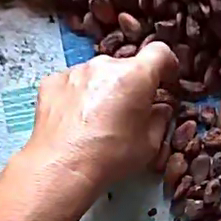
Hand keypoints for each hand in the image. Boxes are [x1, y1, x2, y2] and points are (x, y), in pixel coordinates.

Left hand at [18, 42, 176, 202]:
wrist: (62, 168)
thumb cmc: (108, 157)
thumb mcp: (150, 145)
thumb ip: (161, 119)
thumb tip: (160, 110)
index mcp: (135, 76)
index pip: (160, 53)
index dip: (167, 66)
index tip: (166, 81)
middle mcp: (105, 66)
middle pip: (127, 66)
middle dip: (132, 85)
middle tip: (130, 112)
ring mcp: (76, 72)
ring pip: (98, 74)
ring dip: (104, 90)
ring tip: (99, 120)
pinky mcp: (52, 82)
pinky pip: (73, 83)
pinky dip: (78, 96)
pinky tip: (77, 120)